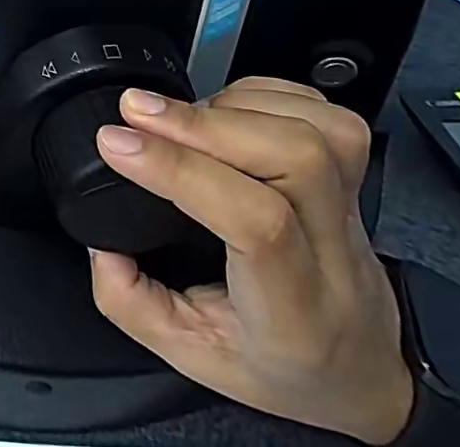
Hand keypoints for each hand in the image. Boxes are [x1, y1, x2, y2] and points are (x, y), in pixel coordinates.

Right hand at [88, 78, 414, 444]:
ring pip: (311, 125)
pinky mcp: (351, 169)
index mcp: (295, 309)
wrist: (360, 366)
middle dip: (201, 122)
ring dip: (228, 106)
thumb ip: (133, 304)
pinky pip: (316, 108)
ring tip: (178, 117)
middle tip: (136, 109)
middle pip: (293, 155)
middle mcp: (333, 250)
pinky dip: (258, 94)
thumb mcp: (193, 357)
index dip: (179, 170)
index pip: (256, 222)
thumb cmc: (283, 366)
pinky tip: (223, 109)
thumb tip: (100, 243)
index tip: (118, 143)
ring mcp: (351, 203)